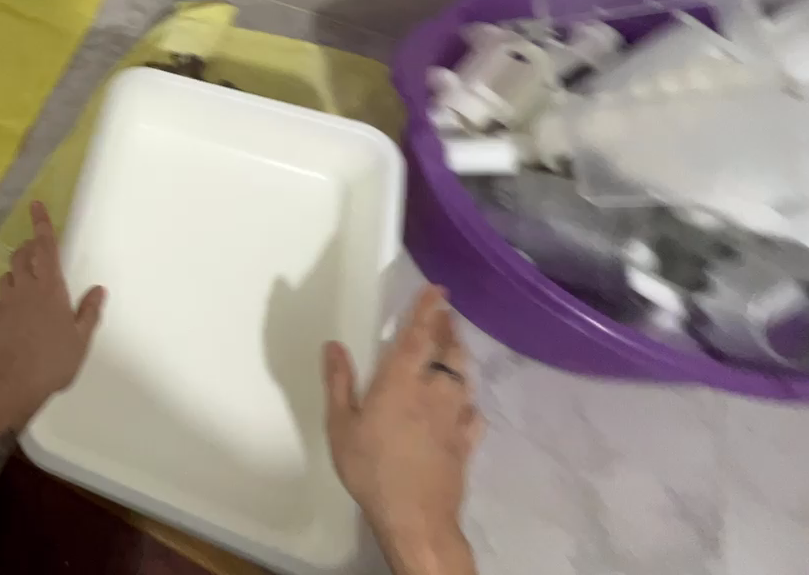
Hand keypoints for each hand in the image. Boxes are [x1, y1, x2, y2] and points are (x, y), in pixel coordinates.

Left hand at [0, 202, 105, 426]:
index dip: (41, 224)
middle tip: (35, 249)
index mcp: (50, 288)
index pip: (45, 247)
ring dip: (17, 272)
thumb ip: (88, 312)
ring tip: (27, 282)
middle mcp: (25, 288)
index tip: (35, 205)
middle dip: (28, 247)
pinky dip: (7, 297)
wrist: (13, 384)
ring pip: (8, 275)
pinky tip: (14, 311)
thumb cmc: (53, 361)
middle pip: (22, 256)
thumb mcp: (80, 339)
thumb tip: (98, 290)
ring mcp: (5, 302)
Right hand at [323, 287, 481, 564]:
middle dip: (448, 329)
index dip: (427, 312)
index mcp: (400, 384)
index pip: (418, 338)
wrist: (416, 519)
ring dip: (460, 357)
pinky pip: (473, 414)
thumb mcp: (340, 423)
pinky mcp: (465, 446)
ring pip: (464, 380)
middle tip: (446, 311)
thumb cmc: (370, 466)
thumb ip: (339, 381)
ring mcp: (454, 421)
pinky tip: (466, 403)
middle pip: (448, 354)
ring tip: (455, 344)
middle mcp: (433, 394)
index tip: (437, 290)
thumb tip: (335, 345)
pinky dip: (469, 400)